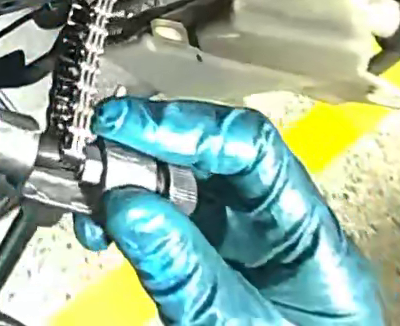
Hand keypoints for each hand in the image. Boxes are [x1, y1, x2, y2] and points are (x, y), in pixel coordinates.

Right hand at [73, 98, 384, 325]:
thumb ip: (186, 275)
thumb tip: (128, 205)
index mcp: (309, 238)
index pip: (249, 145)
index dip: (183, 125)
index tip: (125, 125)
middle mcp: (273, 231)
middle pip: (206, 156)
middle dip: (144, 147)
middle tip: (97, 148)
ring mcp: (238, 249)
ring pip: (176, 184)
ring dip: (126, 181)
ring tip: (90, 193)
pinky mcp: (205, 266)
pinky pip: (160, 220)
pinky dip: (124, 216)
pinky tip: (101, 225)